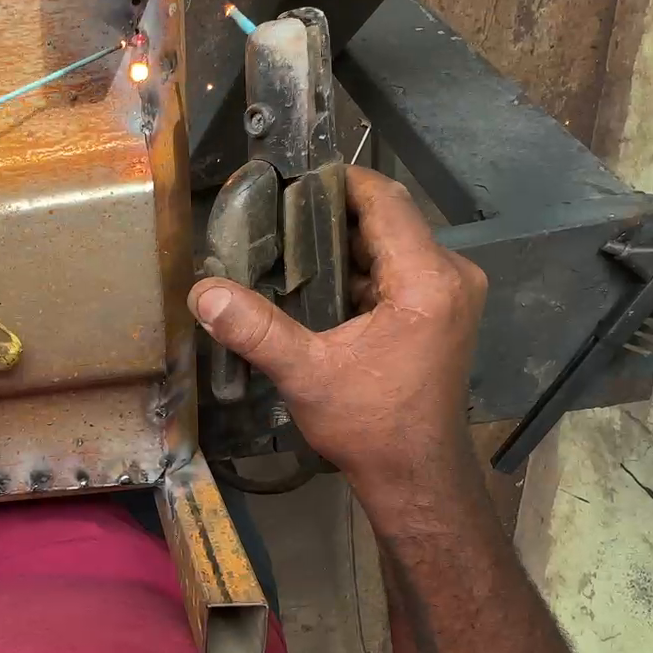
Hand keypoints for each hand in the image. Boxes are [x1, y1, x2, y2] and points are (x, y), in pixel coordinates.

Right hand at [188, 165, 487, 503]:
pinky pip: (398, 276)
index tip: (293, 179)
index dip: (342, 183)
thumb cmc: (369, 424)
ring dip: (344, 249)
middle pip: (389, 224)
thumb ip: (255, 329)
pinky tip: (317, 288)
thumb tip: (202, 293)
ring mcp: (450, 297)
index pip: (386, 203)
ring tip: (287, 250)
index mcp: (427, 280)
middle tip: (274, 221)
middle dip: (333, 220)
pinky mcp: (441, 317)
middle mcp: (451, 277)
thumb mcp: (306, 374)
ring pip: (392, 251)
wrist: (413, 474)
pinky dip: (360, 275)